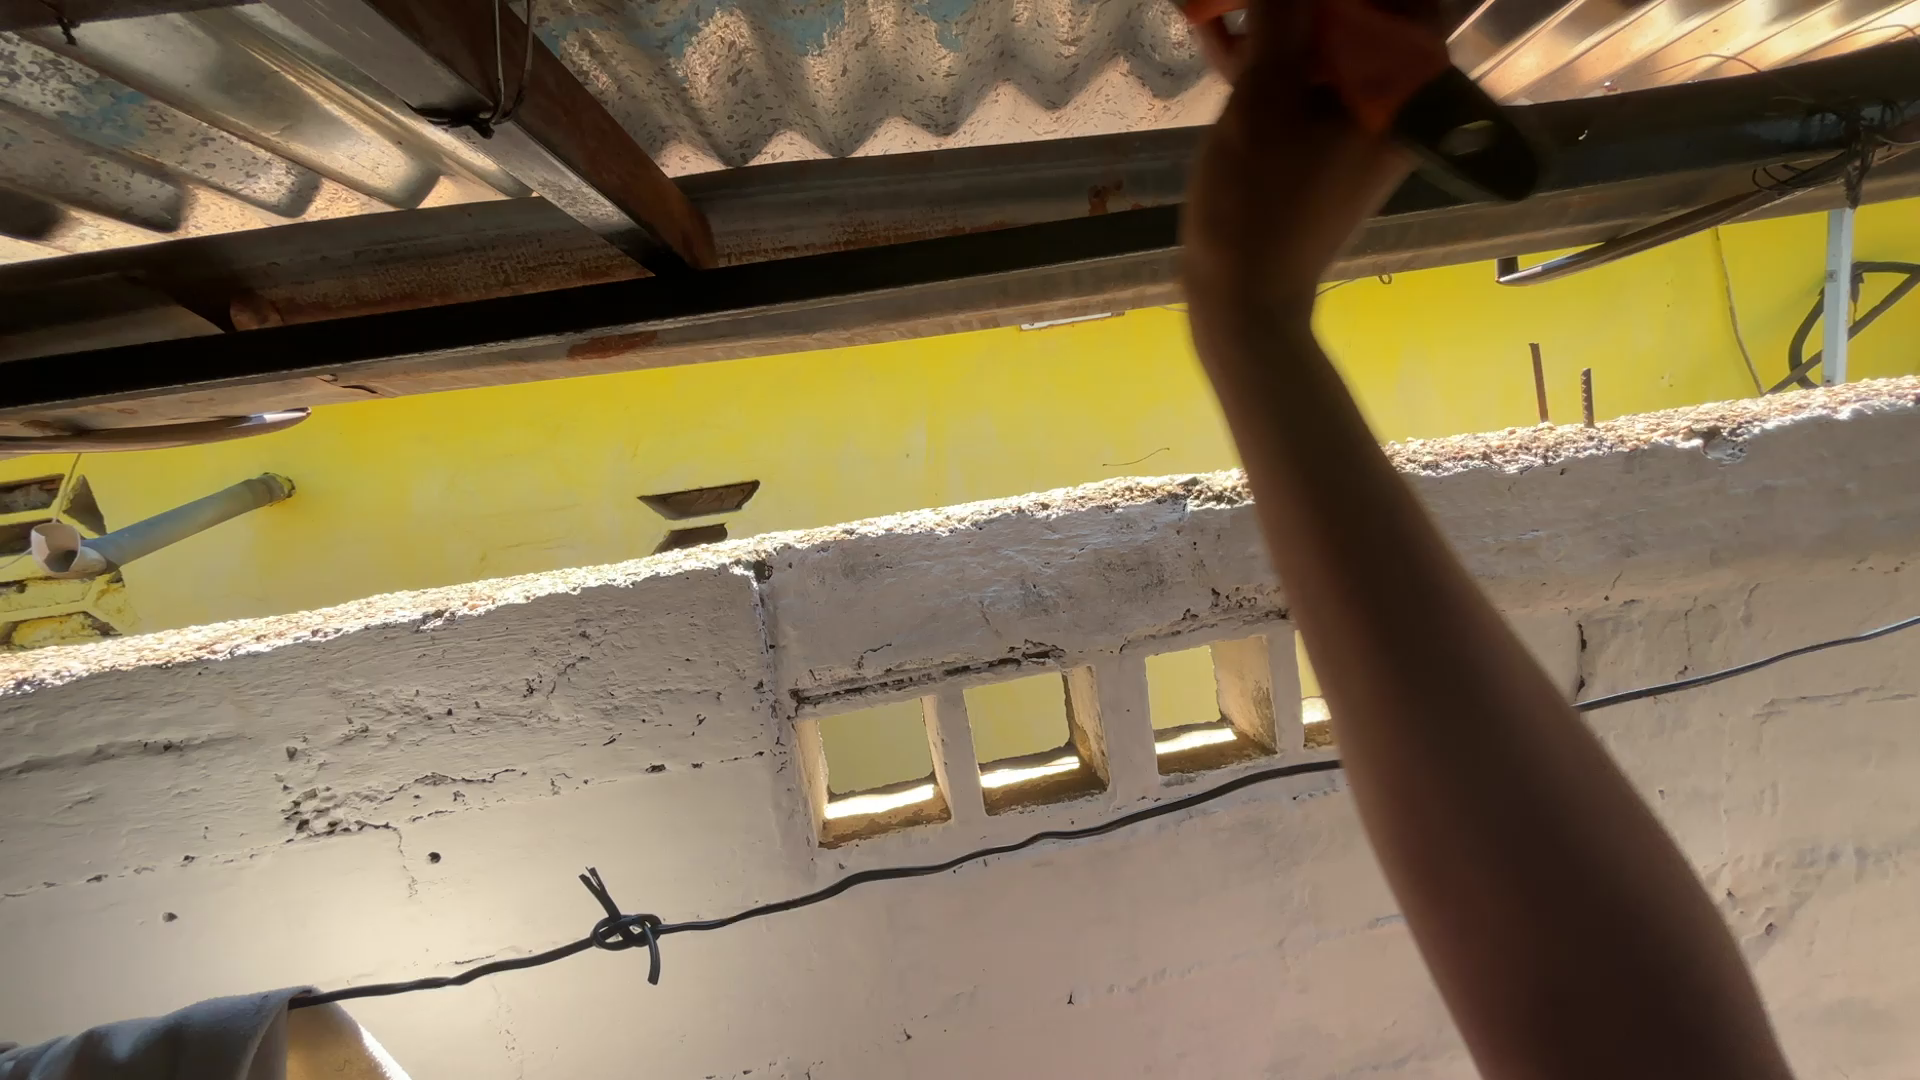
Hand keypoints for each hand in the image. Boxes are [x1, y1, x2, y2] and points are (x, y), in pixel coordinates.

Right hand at [1180, 0, 1413, 337]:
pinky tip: (1225, 50)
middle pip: (1362, 21)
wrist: (1244, 303)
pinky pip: (1307, 95)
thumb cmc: (1254, 208)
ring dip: (1278, 31)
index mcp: (1403, 87)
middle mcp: (1395, 105)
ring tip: (1224, 11)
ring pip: (1327, 55)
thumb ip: (1280, 20)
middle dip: (1301, 5)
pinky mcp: (1325, 157)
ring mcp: (1360, 133)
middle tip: (1250, 0)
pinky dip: (1272, 73)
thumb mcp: (1261, 103)